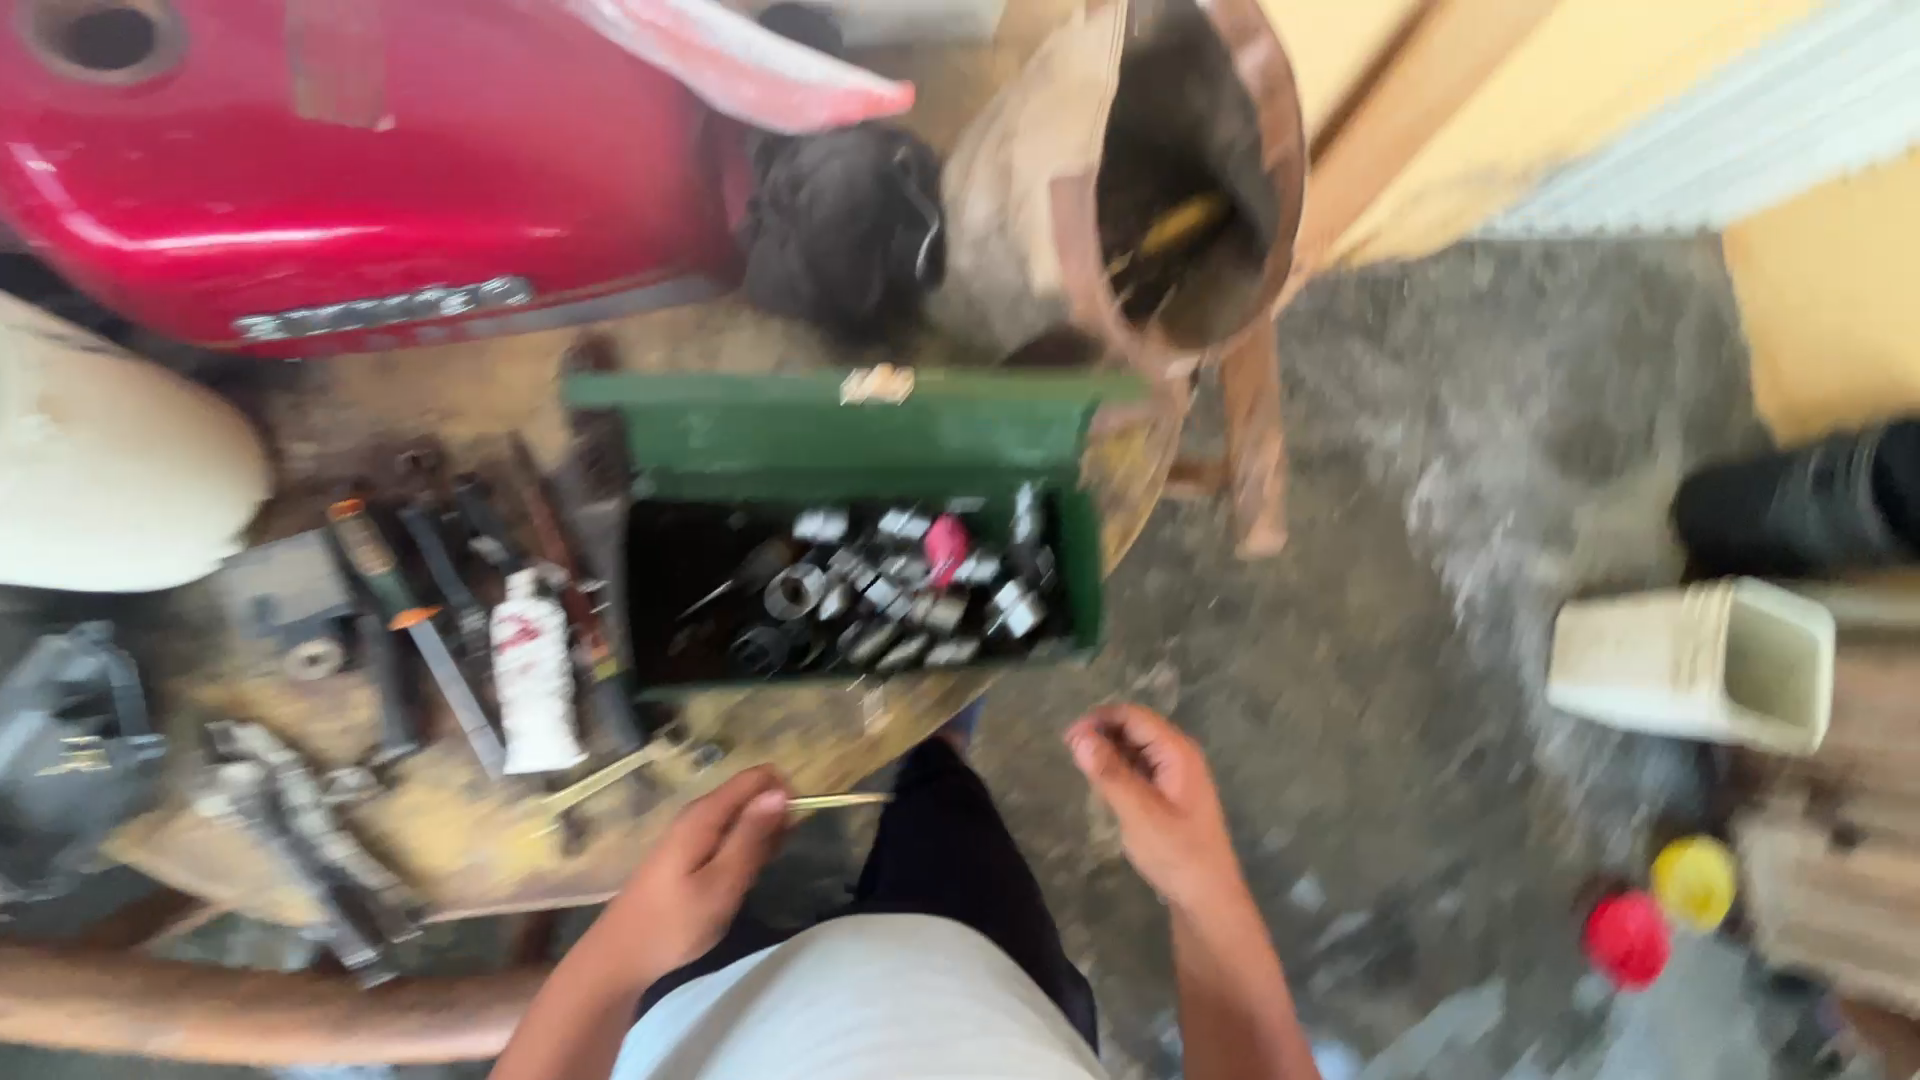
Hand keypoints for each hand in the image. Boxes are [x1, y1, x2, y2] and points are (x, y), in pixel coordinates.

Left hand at [595, 765, 791, 985]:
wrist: (618, 961)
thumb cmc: (673, 925)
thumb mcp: (721, 884)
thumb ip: (751, 836)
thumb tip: (781, 793)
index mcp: (706, 814)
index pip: (758, 776)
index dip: (783, 794)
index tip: (793, 830)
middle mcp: (700, 814)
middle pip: (752, 794)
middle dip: (773, 820)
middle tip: (770, 862)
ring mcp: (692, 832)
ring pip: (743, 817)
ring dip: (761, 838)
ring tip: (755, 875)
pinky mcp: (689, 851)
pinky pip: (729, 835)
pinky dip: (744, 850)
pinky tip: (741, 879)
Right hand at [1066, 704, 1243, 913]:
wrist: (1210, 901)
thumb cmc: (1177, 855)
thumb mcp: (1139, 813)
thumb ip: (1109, 773)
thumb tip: (1078, 736)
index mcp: (1177, 751)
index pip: (1133, 716)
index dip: (1099, 720)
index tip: (1069, 740)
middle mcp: (1180, 755)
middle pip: (1135, 727)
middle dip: (1102, 734)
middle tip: (1072, 756)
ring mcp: (1177, 774)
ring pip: (1136, 747)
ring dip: (1109, 752)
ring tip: (1085, 772)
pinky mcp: (1171, 793)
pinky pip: (1140, 766)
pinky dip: (1120, 769)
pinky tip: (1106, 787)